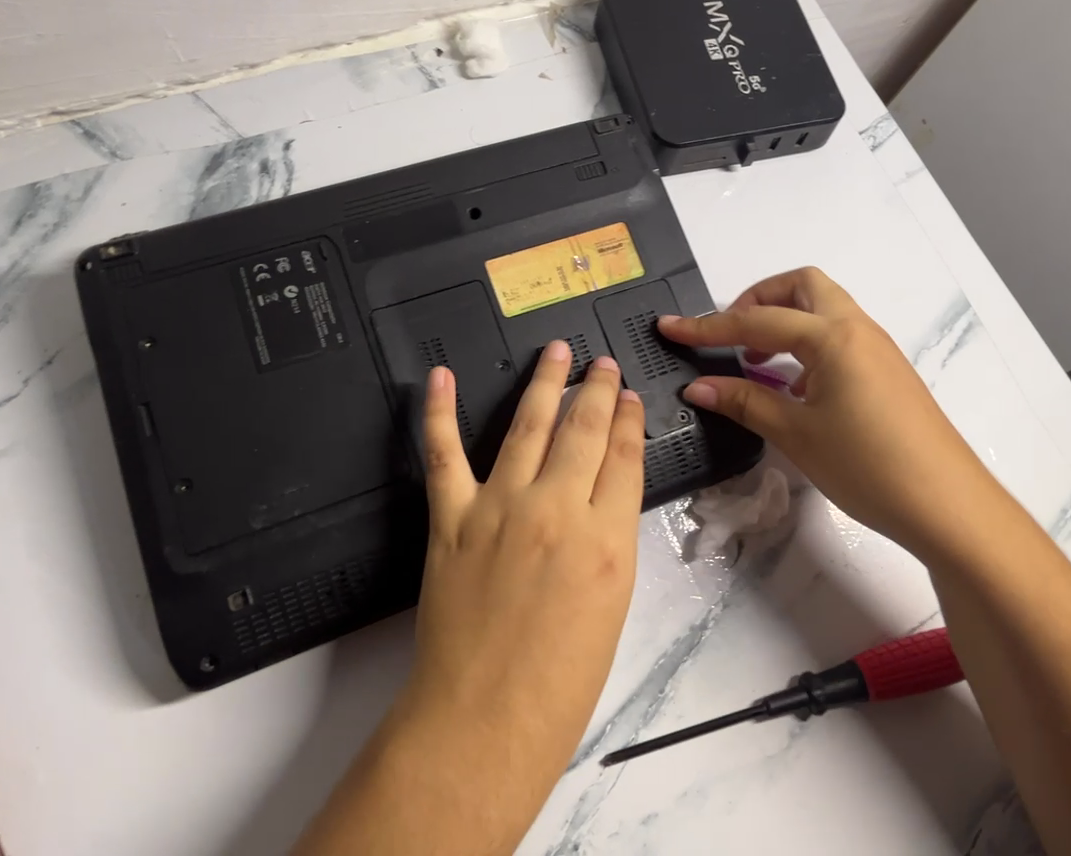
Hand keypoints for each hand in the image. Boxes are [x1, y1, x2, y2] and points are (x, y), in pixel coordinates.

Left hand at [403, 342, 645, 797]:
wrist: (485, 717)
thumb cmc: (561, 681)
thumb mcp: (613, 606)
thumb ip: (610, 541)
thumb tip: (603, 496)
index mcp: (608, 539)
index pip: (624, 457)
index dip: (629, 420)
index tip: (630, 396)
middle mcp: (557, 510)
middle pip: (584, 430)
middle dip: (597, 390)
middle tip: (602, 364)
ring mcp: (500, 509)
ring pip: (526, 427)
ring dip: (544, 383)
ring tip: (556, 352)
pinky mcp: (451, 519)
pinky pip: (443, 455)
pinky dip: (439, 413)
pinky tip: (442, 378)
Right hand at [658, 267, 997, 556]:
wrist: (948, 505)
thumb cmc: (867, 466)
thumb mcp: (796, 434)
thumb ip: (745, 402)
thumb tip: (697, 387)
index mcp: (833, 337)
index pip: (757, 321)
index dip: (708, 326)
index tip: (669, 327)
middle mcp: (857, 330)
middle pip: (803, 287)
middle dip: (759, 299)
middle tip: (732, 333)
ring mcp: (878, 350)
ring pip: (825, 311)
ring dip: (785, 323)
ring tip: (757, 364)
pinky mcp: (888, 373)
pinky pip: (840, 338)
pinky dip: (809, 346)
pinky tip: (795, 389)